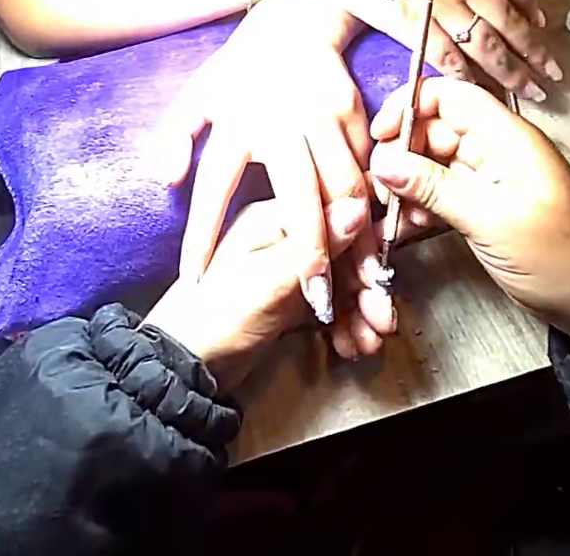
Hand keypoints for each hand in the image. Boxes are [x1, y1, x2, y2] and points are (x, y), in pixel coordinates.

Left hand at [145, 195, 368, 386]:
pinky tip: (350, 343)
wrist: (189, 363)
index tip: (380, 283)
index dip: (363, 250)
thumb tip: (355, 206)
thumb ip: (312, 249)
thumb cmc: (215, 316)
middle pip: (342, 251)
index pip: (332, 217)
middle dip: (366, 289)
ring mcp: (287, 264)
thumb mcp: (267, 282)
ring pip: (341, 279)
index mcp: (272, 216)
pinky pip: (331, 300)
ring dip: (360, 310)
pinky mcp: (290, 293)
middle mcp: (282, 234)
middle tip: (380, 322)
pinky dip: (345, 321)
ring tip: (366, 341)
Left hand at [158, 0, 372, 325]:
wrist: (292, 24)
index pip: (215, 186)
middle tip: (311, 298)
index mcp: (236, 120)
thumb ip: (175, 136)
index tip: (195, 278)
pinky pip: (369, 169)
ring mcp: (323, 118)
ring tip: (354, 284)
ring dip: (350, 237)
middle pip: (297, 193)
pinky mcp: (355, 115)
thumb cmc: (238, 69)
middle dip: (306, 249)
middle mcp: (281, 122)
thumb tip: (164, 180)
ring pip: (344, 187)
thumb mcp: (197, 95)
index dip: (203, 234)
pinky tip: (374, 240)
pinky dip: (374, 208)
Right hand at [288, 0, 559, 99]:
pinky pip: (446, 54)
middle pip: (509, 22)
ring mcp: (439, 4)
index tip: (540, 28)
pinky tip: (475, 88)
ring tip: (529, 90)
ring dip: (511, 71)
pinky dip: (463, 74)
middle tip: (551, 74)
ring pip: (486, 44)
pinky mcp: (411, 25)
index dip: (530, 10)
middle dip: (534, 52)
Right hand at [366, 79, 569, 367]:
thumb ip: (434, 187)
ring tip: (394, 212)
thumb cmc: (562, 260)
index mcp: (507, 138)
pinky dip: (415, 202)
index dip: (409, 104)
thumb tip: (382, 162)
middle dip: (399, 153)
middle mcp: (492, 149)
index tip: (380, 136)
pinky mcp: (476, 203)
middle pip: (430, 129)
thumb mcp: (494, 221)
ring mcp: (484, 177)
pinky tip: (406, 224)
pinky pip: (433, 190)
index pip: (449, 95)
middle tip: (380, 187)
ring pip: (426, 161)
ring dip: (403, 183)